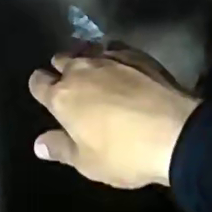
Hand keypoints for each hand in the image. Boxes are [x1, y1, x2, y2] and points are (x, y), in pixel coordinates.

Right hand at [28, 46, 200, 189]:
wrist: (174, 130)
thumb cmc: (124, 152)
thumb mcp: (87, 162)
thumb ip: (61, 148)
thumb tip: (39, 143)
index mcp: (63, 96)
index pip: (38, 82)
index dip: (40, 87)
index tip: (44, 94)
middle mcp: (82, 70)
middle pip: (62, 59)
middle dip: (62, 69)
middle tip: (71, 86)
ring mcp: (110, 57)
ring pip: (88, 50)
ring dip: (86, 59)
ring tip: (94, 73)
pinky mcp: (136, 53)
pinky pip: (114, 48)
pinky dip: (112, 56)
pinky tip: (121, 68)